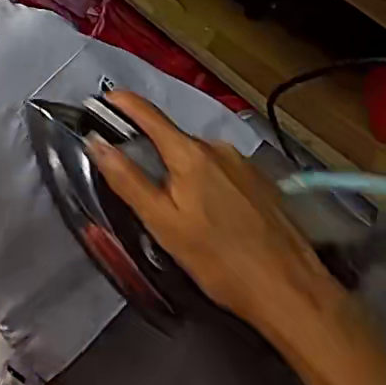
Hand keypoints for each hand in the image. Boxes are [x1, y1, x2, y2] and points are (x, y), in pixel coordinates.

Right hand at [87, 92, 337, 333]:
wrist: (287, 287)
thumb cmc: (219, 260)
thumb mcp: (164, 225)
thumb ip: (128, 181)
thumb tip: (98, 143)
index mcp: (189, 154)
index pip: (149, 115)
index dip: (125, 104)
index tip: (107, 97)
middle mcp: (217, 147)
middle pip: (174, 142)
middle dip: (156, 159)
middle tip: (149, 197)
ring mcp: (242, 162)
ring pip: (199, 160)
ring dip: (185, 177)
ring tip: (187, 219)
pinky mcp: (261, 179)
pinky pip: (222, 172)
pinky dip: (210, 186)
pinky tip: (216, 220)